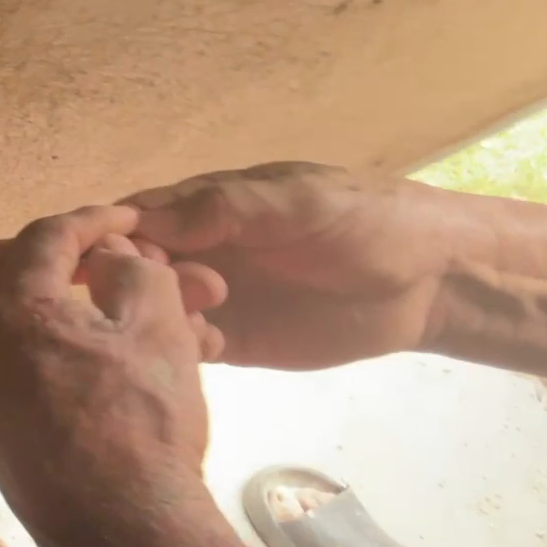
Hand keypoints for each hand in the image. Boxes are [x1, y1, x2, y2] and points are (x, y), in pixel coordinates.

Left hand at [0, 206, 212, 542]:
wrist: (111, 520)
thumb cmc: (141, 420)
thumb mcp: (158, 329)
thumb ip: (133, 271)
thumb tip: (110, 255)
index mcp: (10, 303)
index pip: (45, 237)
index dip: (92, 221)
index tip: (126, 220)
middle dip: (42, 251)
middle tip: (92, 260)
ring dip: (26, 291)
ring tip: (82, 300)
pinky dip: (18, 330)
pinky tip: (67, 346)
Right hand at [122, 162, 463, 368]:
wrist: (436, 281)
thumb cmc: (365, 222)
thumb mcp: (293, 200)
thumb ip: (218, 207)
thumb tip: (137, 222)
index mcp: (194, 210)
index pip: (126, 221)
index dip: (111, 237)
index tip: (126, 254)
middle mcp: (186, 253)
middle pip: (123, 267)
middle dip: (131, 277)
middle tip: (173, 285)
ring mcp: (200, 297)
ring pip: (142, 308)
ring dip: (154, 313)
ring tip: (202, 317)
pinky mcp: (220, 339)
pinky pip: (176, 344)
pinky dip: (178, 346)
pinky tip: (211, 344)